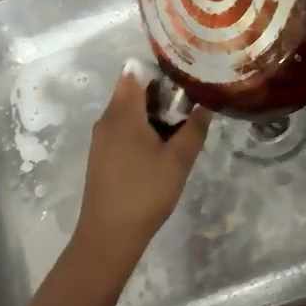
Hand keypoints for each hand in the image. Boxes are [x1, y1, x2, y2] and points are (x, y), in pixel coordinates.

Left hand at [75, 67, 211, 257]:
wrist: (109, 235)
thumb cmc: (145, 192)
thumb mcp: (178, 160)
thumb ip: (194, 129)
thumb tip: (205, 105)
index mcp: (122, 113)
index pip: (134, 72)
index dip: (158, 71)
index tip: (183, 80)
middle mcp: (107, 119)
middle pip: (131, 90)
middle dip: (160, 93)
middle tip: (188, 106)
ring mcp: (101, 139)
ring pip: (127, 112)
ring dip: (152, 114)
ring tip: (180, 128)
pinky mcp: (101, 156)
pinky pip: (122, 129)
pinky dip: (141, 130)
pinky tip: (161, 149)